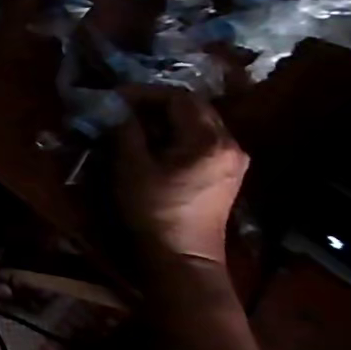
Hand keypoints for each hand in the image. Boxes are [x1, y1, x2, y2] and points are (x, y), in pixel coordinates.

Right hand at [113, 87, 248, 268]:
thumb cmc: (154, 210)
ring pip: (200, 122)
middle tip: (125, 108)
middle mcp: (230, 144)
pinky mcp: (229, 172)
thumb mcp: (132, 166)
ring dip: (168, 118)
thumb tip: (118, 107)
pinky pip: (204, 139)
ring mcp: (234, 159)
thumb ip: (127, 130)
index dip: (144, 93)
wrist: (183, 257)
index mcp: (209, 140)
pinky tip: (157, 143)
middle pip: (194, 107)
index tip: (116, 98)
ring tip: (137, 124)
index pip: (179, 97)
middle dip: (157, 102)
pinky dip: (179, 133)